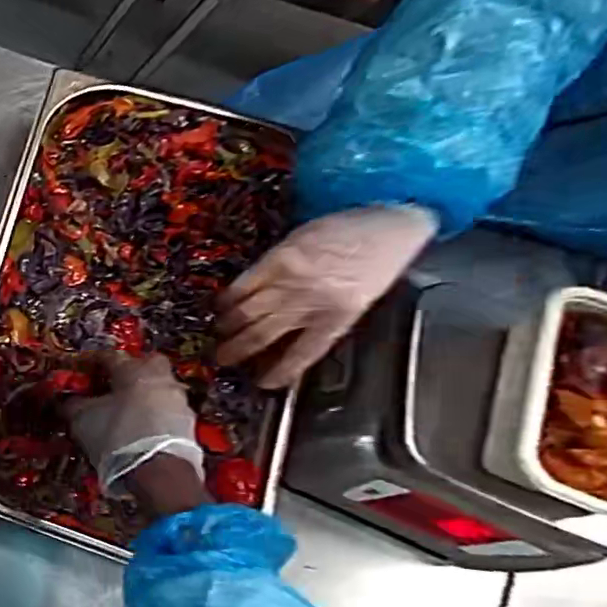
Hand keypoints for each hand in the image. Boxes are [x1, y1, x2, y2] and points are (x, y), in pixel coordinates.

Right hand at [63, 354, 202, 491]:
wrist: (157, 471)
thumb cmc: (115, 434)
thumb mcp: (81, 418)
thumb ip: (73, 403)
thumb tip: (66, 399)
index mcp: (134, 370)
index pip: (111, 356)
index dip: (93, 361)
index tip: (82, 368)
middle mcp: (162, 379)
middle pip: (147, 364)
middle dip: (131, 369)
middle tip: (112, 382)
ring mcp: (179, 402)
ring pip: (159, 388)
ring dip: (144, 394)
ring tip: (123, 409)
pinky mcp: (188, 424)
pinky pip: (166, 410)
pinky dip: (152, 414)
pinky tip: (137, 427)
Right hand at [216, 204, 436, 388]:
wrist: (390, 223)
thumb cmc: (380, 262)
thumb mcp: (360, 298)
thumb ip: (324, 315)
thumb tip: (291, 333)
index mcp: (339, 316)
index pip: (303, 352)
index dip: (281, 371)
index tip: (264, 383)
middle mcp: (310, 302)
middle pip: (262, 334)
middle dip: (237, 350)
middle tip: (220, 358)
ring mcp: (290, 280)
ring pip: (246, 312)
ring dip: (226, 325)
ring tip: (217, 332)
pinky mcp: (276, 260)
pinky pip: (241, 285)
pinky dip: (226, 298)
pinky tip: (219, 305)